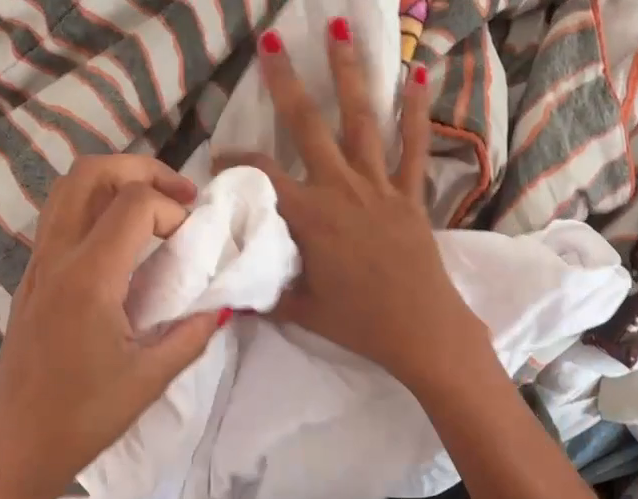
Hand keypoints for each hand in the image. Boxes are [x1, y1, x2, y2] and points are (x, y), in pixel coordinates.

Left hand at [0, 155, 224, 498]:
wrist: (20, 447)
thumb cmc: (86, 417)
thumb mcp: (150, 380)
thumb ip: (190, 337)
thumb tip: (222, 308)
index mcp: (88, 277)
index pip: (135, 203)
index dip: (175, 208)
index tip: (197, 239)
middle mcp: (56, 258)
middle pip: (91, 173)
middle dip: (141, 170)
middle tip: (180, 196)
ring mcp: (36, 268)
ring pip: (67, 192)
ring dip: (112, 185)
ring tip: (152, 213)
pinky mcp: (29, 285)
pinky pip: (57, 222)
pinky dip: (92, 211)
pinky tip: (120, 250)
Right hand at [218, 24, 491, 394]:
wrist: (420, 328)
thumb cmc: (359, 324)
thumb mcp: (304, 312)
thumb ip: (270, 295)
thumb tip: (235, 294)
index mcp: (309, 217)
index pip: (261, 177)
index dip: (234, 163)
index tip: (217, 160)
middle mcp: (341, 190)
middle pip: (307, 126)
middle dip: (285, 82)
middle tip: (271, 42)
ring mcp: (378, 188)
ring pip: (360, 120)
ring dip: (347, 72)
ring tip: (337, 29)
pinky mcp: (410, 196)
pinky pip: (414, 147)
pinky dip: (416, 112)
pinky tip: (418, 76)